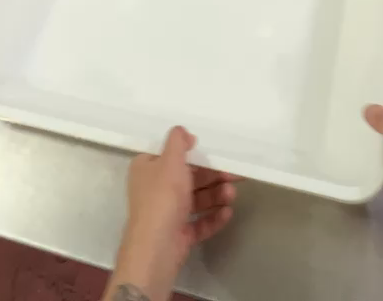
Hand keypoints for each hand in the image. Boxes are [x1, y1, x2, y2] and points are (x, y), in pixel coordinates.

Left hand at [114, 127, 236, 300]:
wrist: (156, 249)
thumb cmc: (162, 197)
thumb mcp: (170, 160)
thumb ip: (178, 141)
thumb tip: (184, 133)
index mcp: (147, 169)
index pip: (170, 155)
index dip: (190, 151)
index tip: (210, 148)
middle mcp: (156, 189)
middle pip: (188, 177)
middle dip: (212, 175)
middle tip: (234, 173)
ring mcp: (167, 214)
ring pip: (196, 199)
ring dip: (215, 195)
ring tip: (231, 195)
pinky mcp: (178, 234)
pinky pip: (199, 222)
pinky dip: (213, 217)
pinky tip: (227, 213)